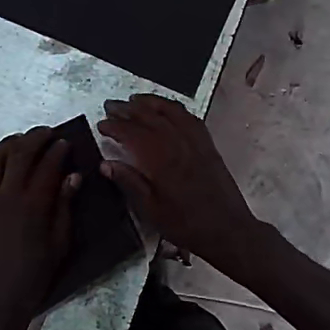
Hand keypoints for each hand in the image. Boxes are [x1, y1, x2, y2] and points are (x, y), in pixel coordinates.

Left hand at [0, 127, 81, 329]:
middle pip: (19, 155)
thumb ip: (64, 207)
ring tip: (20, 141)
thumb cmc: (33, 276)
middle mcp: (6, 197)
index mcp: (33, 206)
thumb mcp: (59, 244)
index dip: (57, 151)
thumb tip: (72, 177)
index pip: (47, 166)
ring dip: (7, 145)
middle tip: (46, 133)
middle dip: (34, 138)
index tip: (64, 143)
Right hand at [96, 95, 264, 272]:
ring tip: (134, 100)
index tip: (101, 125)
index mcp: (160, 160)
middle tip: (110, 106)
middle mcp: (178, 144)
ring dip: (149, 102)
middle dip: (127, 109)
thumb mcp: (151, 210)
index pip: (132, 133)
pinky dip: (174, 108)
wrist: (227, 230)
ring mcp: (195, 142)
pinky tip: (167, 109)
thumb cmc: (186, 224)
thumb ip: (129, 182)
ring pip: (170, 111)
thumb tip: (106, 164)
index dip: (114, 126)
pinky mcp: (207, 145)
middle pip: (149, 116)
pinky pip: (189, 117)